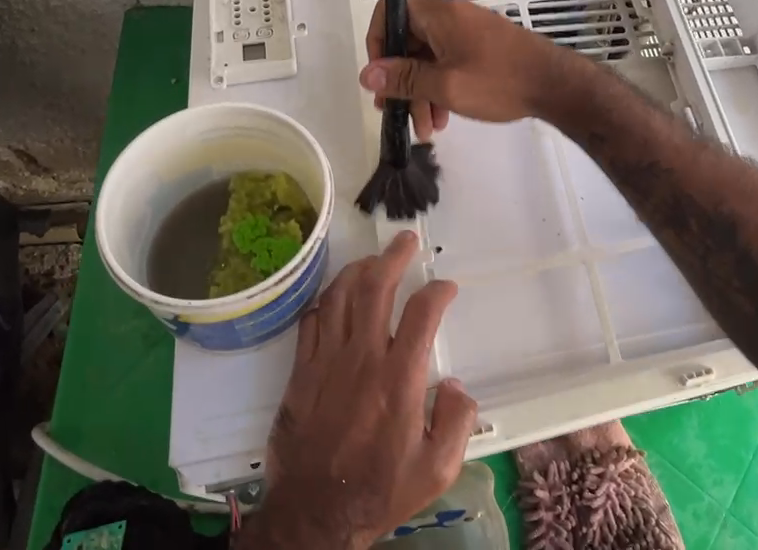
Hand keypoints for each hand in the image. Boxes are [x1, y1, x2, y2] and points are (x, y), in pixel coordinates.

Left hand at [240, 231, 476, 549]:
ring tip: (374, 259)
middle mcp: (362, 359)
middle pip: (376, 287)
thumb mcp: (437, 469)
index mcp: (399, 379)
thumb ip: (457, 422)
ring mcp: (326, 362)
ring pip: (340, 295)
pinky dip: (327, 299)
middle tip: (406, 240)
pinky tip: (338, 295)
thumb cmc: (379, 491)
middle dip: (394, 255)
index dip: (439, 291)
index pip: (422, 313)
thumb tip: (456, 385)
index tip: (447, 288)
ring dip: (359, 268)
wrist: (313, 517)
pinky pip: (312, 320)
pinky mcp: (300, 373)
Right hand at [361, 0, 565, 137]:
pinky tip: (444, 117)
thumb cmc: (500, 82)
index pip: (391, 9)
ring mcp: (469, 32)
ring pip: (430, 58)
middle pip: (409, 40)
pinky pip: (449, 62)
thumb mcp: (446, 85)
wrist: (555, 85)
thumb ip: (404, 79)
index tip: (380, 74)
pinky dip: (442, 87)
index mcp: (440, 16)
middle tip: (396, 113)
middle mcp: (452, 17)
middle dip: (401, 80)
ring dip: (422, 91)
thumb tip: (367, 74)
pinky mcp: (483, 48)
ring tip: (426, 128)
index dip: (378, 39)